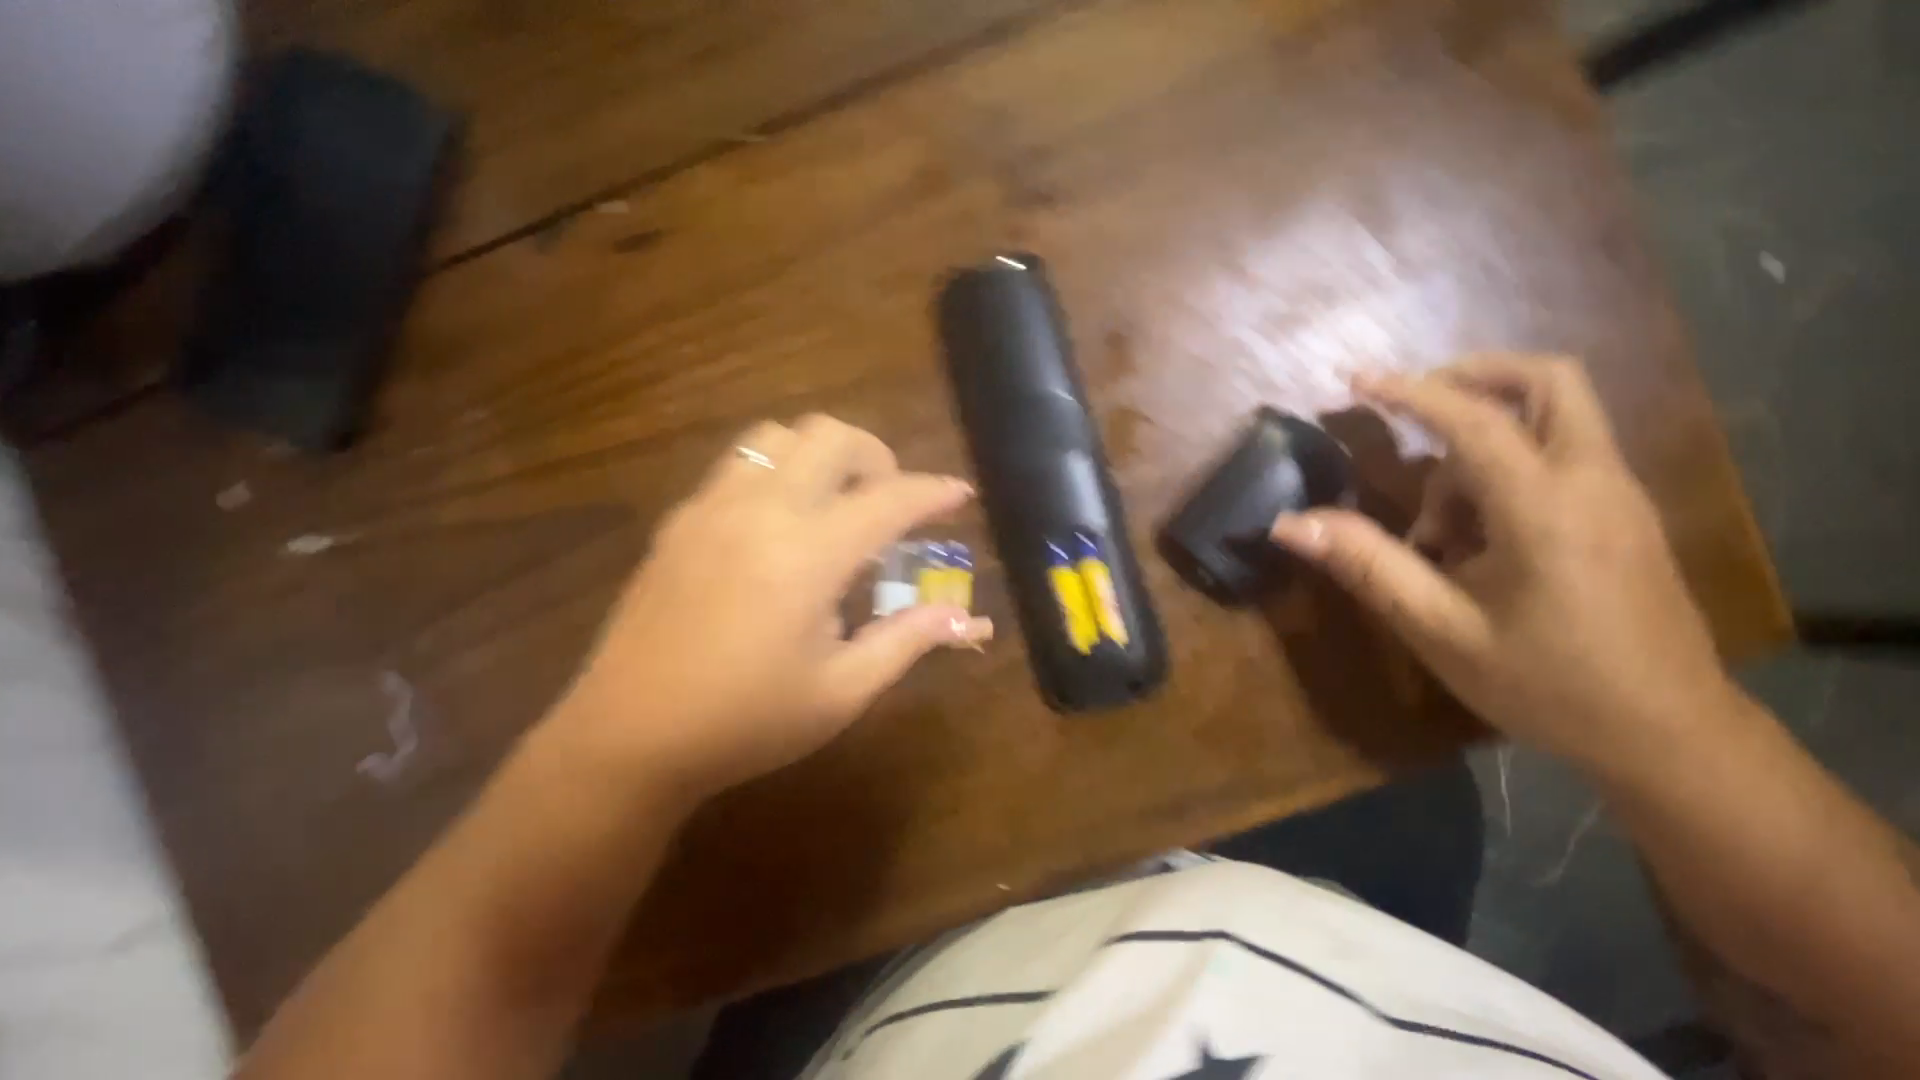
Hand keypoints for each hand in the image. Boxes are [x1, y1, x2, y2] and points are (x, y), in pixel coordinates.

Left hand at [555, 415, 990, 801]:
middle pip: (830, 436)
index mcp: (807, 555)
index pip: (889, 500)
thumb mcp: (840, 692)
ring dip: (820, 455)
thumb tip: (963, 616)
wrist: (630, 737)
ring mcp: (711, 509)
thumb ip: (905, 641)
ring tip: (834, 506)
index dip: (933, 492)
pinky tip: (777, 529)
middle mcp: (760, 512)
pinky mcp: (679, 522)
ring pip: (776, 437)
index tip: (959, 494)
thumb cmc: (745, 724)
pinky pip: (737, 467)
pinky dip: (775, 474)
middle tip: (890, 504)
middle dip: (876, 457)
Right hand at [1270, 355, 1735, 770]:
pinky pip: (1565, 454)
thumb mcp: (1441, 630)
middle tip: (1414, 410)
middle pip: (1548, 380)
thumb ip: (1367, 565)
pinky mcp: (1627, 516)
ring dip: (1487, 438)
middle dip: (1474, 378)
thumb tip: (1289, 523)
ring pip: (1556, 418)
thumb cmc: (1547, 684)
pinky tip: (1478, 536)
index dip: (1409, 391)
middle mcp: (1593, 480)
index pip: (1473, 418)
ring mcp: (1620, 495)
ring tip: (1438, 526)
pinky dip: (1513, 463)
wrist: (1668, 733)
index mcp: (1545, 506)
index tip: (1355, 381)